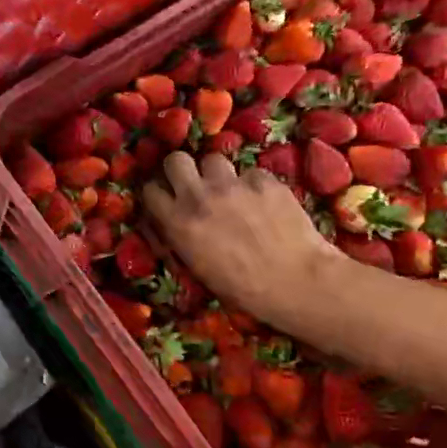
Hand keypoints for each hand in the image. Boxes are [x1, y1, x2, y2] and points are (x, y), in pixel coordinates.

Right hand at [144, 153, 337, 326]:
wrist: (296, 281)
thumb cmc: (243, 287)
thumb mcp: (197, 266)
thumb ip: (180, 236)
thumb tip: (173, 222)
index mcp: (179, 222)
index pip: (151, 190)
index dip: (158, 193)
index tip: (167, 198)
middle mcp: (200, 196)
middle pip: (175, 160)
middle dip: (182, 169)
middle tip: (194, 184)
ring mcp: (233, 184)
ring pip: (213, 159)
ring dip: (218, 174)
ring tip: (230, 192)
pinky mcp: (264, 180)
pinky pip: (251, 173)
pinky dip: (254, 186)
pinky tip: (264, 203)